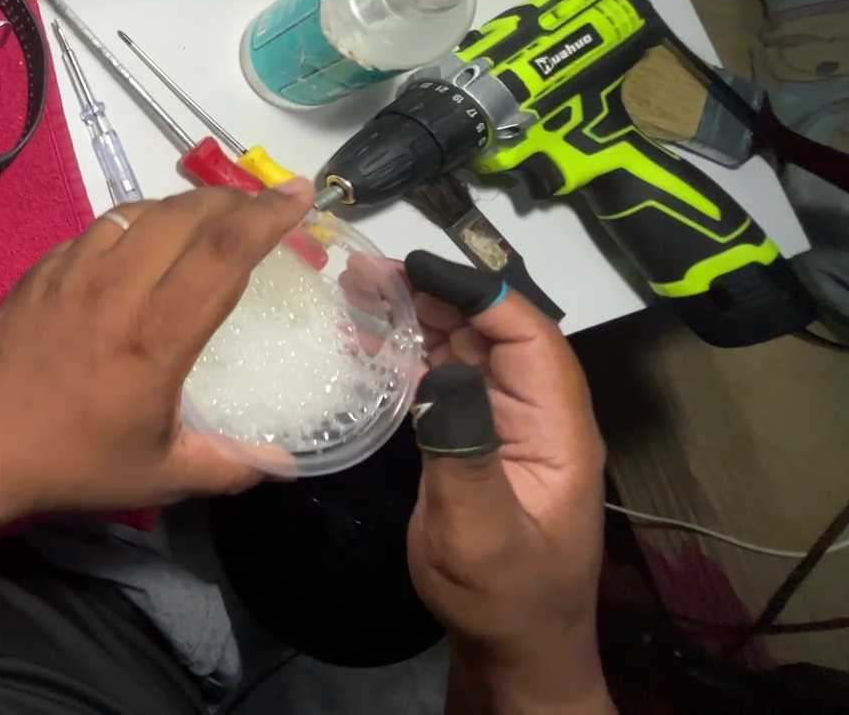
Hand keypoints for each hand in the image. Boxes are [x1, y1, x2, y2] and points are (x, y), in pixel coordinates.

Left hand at [0, 181, 314, 514]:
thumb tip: (286, 463)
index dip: (267, 217)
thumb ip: (231, 464)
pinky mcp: (41, 270)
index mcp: (155, 334)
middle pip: (183, 215)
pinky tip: (142, 240)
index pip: (223, 253)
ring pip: (137, 212)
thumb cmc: (70, 461)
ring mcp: (70, 271)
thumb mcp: (161, 476)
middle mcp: (114, 287)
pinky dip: (134, 222)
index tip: (300, 194)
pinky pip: (98, 229)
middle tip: (261, 205)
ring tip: (209, 216)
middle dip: (231, 199)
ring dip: (182, 205)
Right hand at [401, 253, 610, 710]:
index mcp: (555, 431)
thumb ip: (465, 450)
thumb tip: (443, 370)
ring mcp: (500, 423)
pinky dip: (402, 349)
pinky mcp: (468, 434)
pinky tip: (362, 338)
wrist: (507, 644)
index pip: (530, 339)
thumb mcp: (478, 529)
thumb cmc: (499, 592)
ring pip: (462, 348)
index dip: (478, 294)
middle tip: (363, 272)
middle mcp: (532, 415)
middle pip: (492, 333)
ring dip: (413, 314)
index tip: (412, 266)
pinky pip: (438, 375)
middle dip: (433, 293)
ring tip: (355, 290)